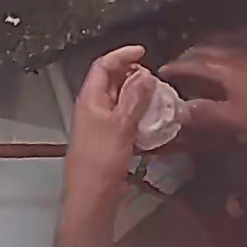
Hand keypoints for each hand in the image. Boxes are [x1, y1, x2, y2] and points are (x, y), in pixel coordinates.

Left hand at [63, 46, 157, 202]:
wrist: (92, 195)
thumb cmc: (100, 160)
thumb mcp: (122, 124)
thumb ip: (135, 97)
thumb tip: (146, 75)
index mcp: (90, 99)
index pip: (103, 65)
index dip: (122, 54)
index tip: (142, 51)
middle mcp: (93, 108)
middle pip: (112, 80)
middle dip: (133, 74)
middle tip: (153, 77)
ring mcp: (100, 124)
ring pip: (120, 99)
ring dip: (138, 95)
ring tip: (157, 96)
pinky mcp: (109, 139)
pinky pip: (125, 118)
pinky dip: (138, 114)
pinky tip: (151, 120)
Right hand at [160, 47, 246, 135]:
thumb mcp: (239, 120)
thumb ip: (208, 114)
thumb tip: (180, 111)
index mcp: (227, 67)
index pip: (193, 63)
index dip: (176, 67)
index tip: (162, 71)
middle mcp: (241, 51)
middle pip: (209, 47)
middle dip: (191, 55)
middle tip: (180, 65)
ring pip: (228, 41)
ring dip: (212, 48)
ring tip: (205, 58)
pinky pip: (246, 43)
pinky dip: (233, 47)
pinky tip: (240, 58)